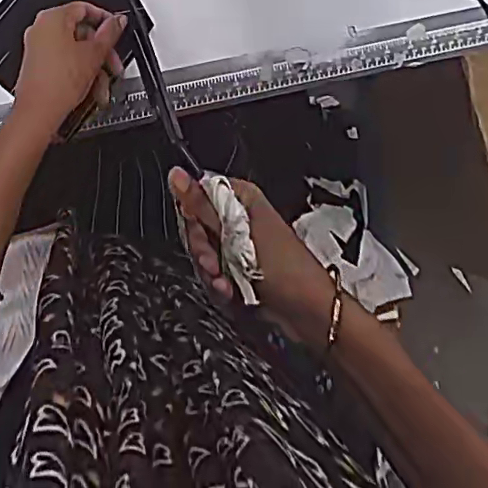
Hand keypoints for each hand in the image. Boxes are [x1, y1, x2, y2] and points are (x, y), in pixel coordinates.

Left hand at [5, 2, 125, 147]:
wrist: (38, 112)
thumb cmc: (56, 83)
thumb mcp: (94, 55)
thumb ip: (109, 33)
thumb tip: (117, 21)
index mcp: (52, 18)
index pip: (84, 8)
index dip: (105, 19)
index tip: (116, 29)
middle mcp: (41, 29)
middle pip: (81, 32)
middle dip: (101, 51)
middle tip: (113, 63)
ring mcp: (38, 47)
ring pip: (75, 50)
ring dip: (94, 67)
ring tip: (102, 85)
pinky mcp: (38, 65)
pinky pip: (64, 62)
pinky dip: (80, 73)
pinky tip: (91, 89)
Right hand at [170, 169, 341, 348]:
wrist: (312, 313)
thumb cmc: (286, 269)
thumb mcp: (236, 233)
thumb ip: (201, 205)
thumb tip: (176, 174)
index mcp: (241, 198)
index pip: (197, 195)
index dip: (192, 217)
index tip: (199, 235)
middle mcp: (239, 218)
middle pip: (197, 227)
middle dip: (203, 251)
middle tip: (214, 263)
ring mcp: (239, 245)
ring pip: (204, 253)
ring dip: (211, 272)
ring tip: (226, 284)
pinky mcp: (240, 269)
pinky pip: (215, 273)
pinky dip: (220, 285)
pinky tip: (231, 293)